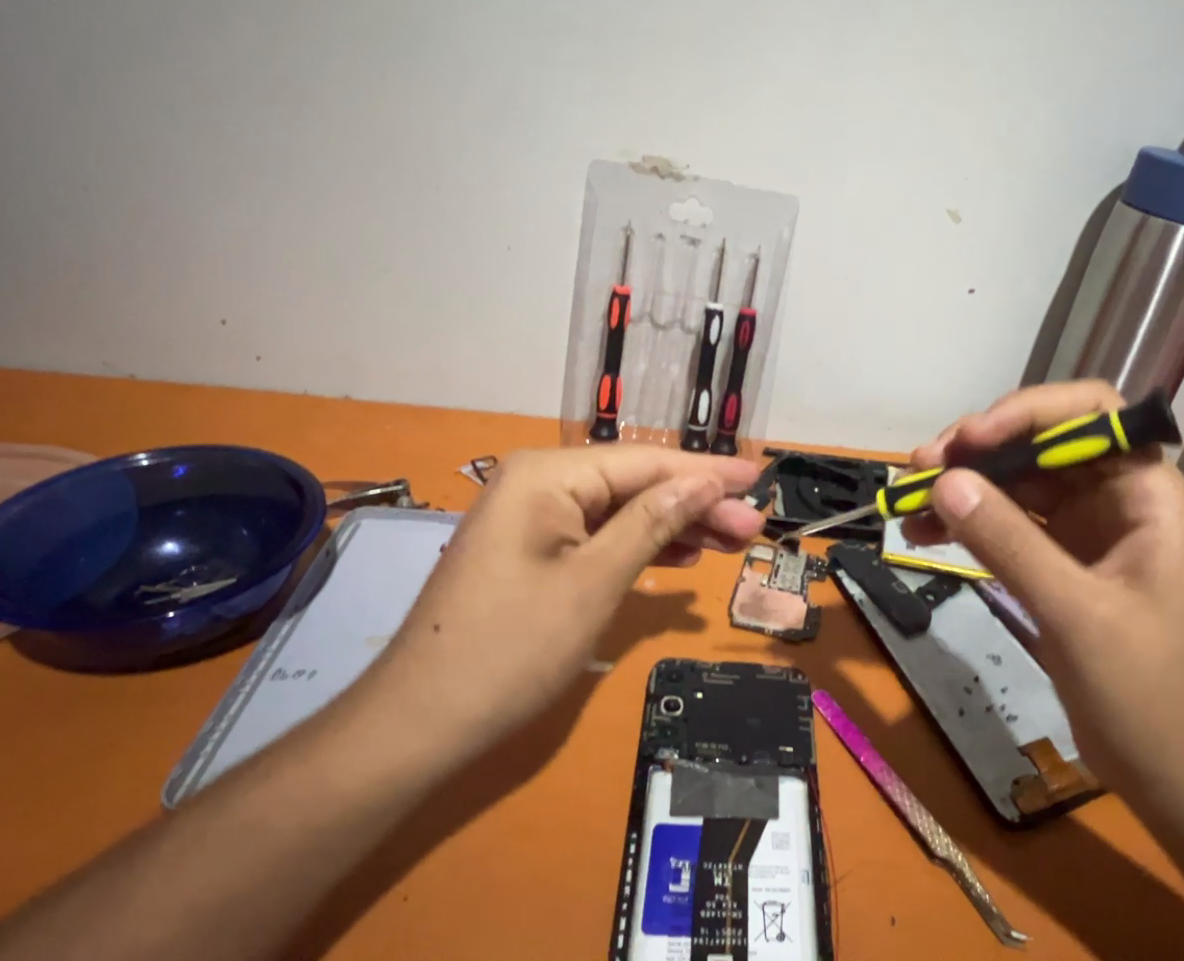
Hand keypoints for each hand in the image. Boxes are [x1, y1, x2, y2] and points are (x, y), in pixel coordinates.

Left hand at [373, 446, 763, 748]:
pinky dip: (640, 546)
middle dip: (696, 504)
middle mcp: (538, 483)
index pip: (646, 463)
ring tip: (730, 543)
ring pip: (620, 510)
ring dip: (674, 525)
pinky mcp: (531, 551)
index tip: (760, 480)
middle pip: (635, 483)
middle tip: (753, 530)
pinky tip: (680, 556)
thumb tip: (708, 482)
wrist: (423, 720)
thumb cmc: (513, 649)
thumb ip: (653, 523)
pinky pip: (597, 535)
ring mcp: (531, 518)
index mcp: (548, 475)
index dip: (708, 473)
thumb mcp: (595, 582)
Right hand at [905, 381, 1183, 805]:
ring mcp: (1090, 533)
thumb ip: (1009, 542)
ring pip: (1020, 485)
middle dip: (980, 452)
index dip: (1026, 413)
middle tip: (918, 469)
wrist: (1177, 776)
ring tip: (906, 501)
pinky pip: (1011, 527)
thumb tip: (944, 481)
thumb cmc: (1148, 693)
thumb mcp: (1075, 613)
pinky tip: (924, 533)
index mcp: (1147, 494)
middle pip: (1044, 445)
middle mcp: (1120, 500)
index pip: (1090, 414)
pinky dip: (970, 526)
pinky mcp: (1065, 566)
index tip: (968, 440)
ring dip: (966, 488)